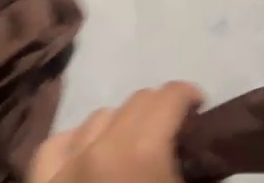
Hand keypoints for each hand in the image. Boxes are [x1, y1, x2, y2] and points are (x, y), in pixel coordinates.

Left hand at [29, 83, 203, 182]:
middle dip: (160, 110)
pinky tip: (88, 152)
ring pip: (99, 116)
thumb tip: (209, 148)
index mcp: (141, 151)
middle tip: (173, 136)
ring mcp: (64, 167)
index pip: (170, 95)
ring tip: (132, 149)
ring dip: (120, 125)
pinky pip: (55, 144)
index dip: (190, 96)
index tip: (200, 113)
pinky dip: (76, 141)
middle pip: (138, 101)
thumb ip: (203, 167)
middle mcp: (99, 147)